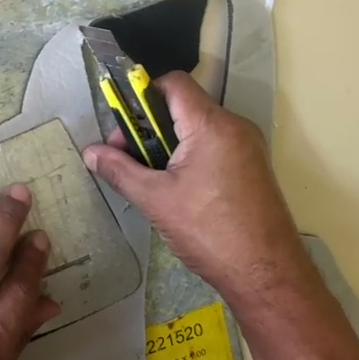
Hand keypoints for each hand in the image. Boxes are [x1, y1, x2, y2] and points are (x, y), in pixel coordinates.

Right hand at [82, 71, 306, 296]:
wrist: (268, 276)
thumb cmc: (210, 232)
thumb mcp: (155, 199)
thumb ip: (119, 170)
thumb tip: (90, 153)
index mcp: (211, 125)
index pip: (174, 83)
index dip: (142, 93)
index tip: (122, 123)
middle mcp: (234, 127)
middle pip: (183, 106)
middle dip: (149, 126)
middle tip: (126, 157)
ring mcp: (248, 147)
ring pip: (197, 128)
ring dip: (167, 144)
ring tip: (148, 178)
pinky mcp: (253, 168)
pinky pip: (213, 146)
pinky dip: (189, 156)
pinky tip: (175, 188)